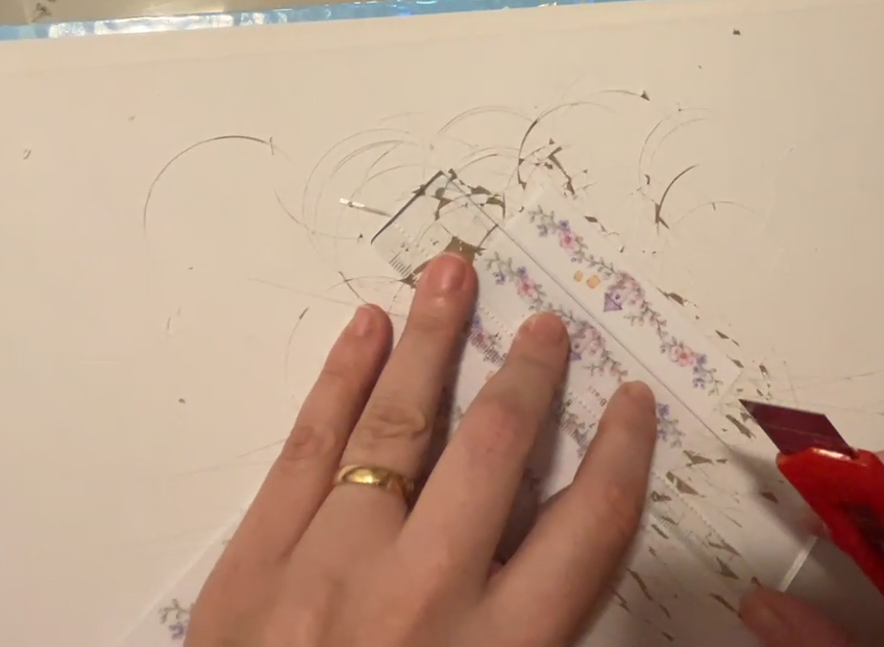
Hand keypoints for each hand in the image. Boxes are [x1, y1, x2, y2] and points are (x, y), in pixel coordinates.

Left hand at [189, 252, 658, 646]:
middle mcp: (422, 593)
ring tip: (453, 272)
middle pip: (492, 450)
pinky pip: (307, 447)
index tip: (632, 400)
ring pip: (397, 422)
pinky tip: (368, 326)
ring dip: (432, 338)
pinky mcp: (252, 560)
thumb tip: (561, 536)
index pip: (586, 526)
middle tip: (546, 324)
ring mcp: (327, 566)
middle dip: (527, 377)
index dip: (620, 453)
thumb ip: (534, 627)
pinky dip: (341, 378)